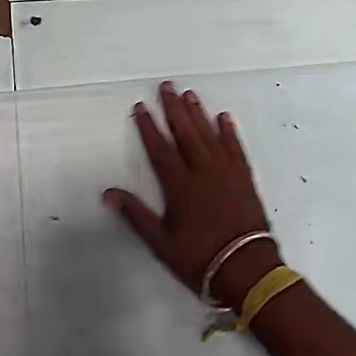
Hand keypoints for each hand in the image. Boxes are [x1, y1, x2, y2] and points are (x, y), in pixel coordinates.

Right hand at [105, 82, 280, 307]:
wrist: (247, 269)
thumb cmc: (201, 258)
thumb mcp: (161, 243)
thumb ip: (135, 214)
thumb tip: (108, 193)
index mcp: (180, 186)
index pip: (160, 149)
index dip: (148, 127)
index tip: (141, 108)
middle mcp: (203, 171)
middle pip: (185, 132)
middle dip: (173, 108)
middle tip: (166, 86)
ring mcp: (226, 172)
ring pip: (209, 134)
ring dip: (198, 113)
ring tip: (189, 94)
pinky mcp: (244, 177)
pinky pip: (235, 147)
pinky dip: (229, 131)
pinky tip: (224, 117)